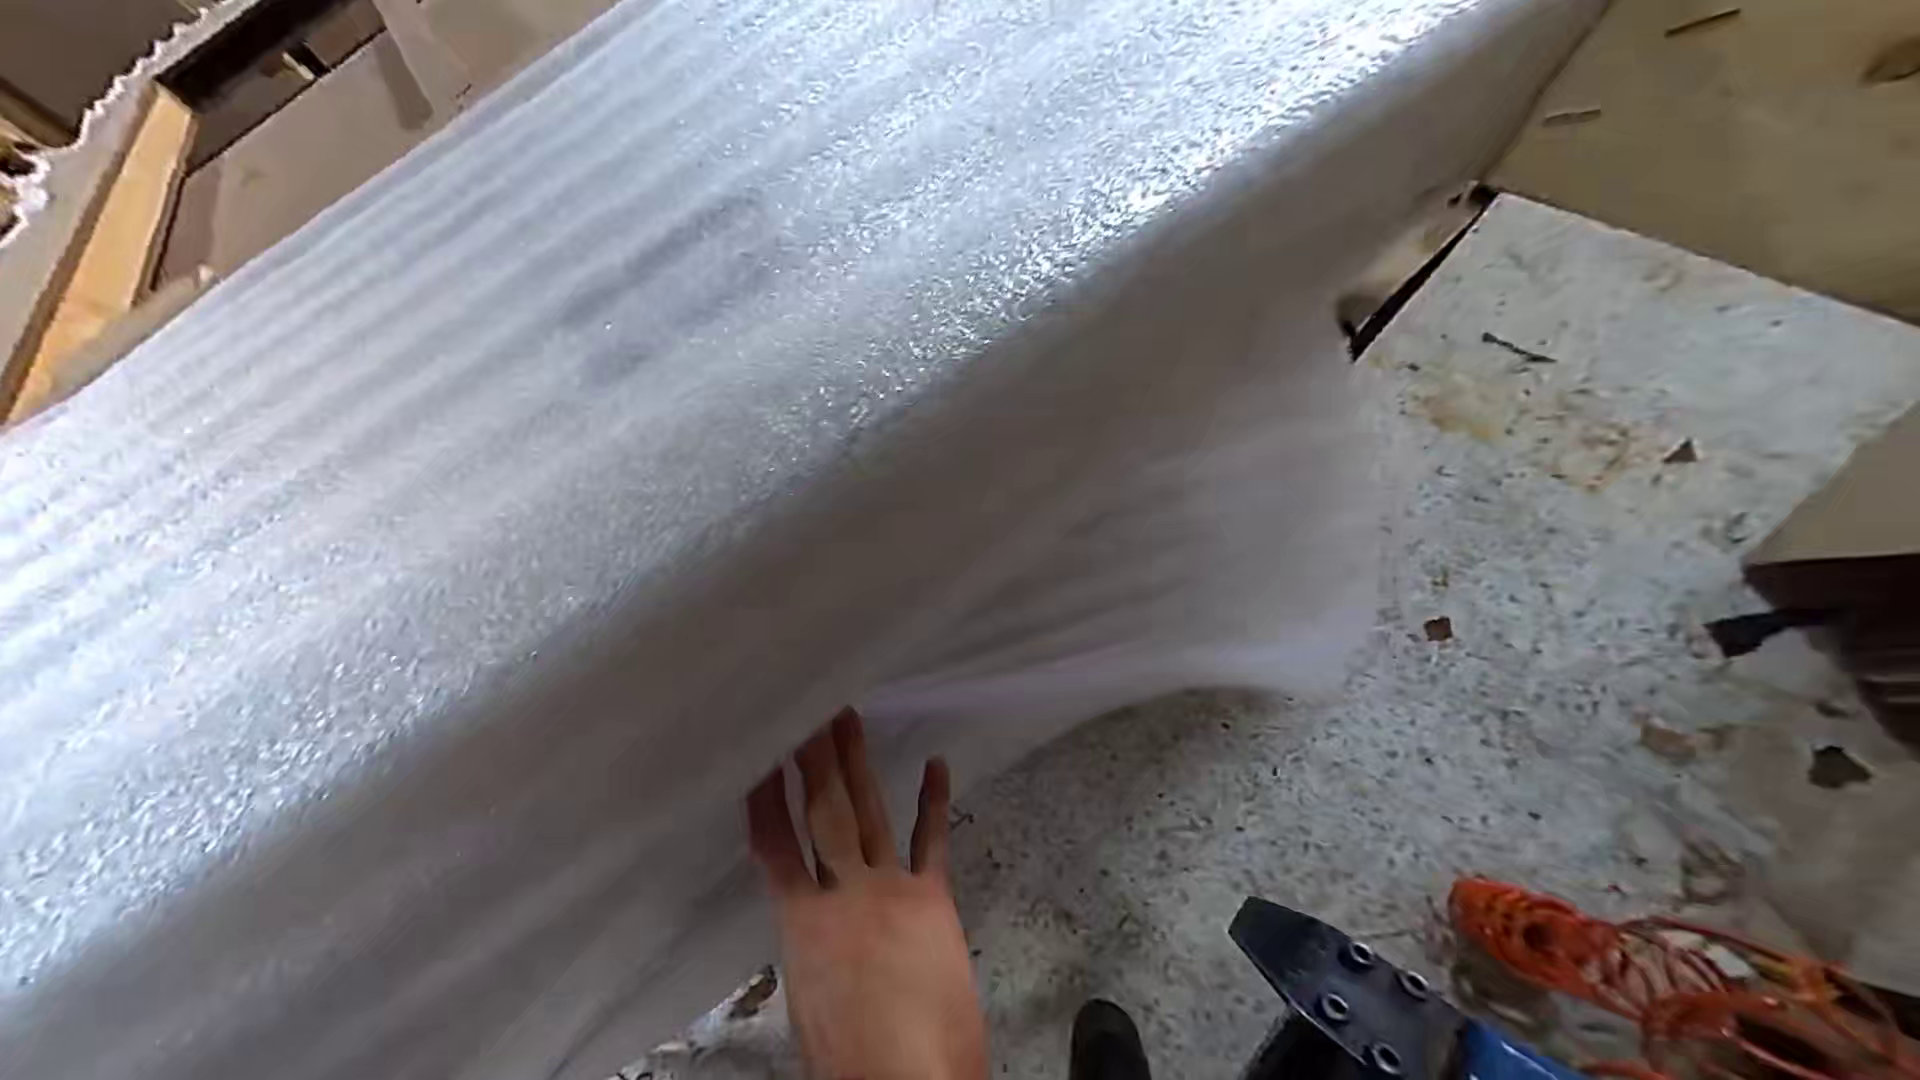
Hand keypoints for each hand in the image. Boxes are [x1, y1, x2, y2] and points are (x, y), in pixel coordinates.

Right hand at [747, 709, 987, 1079]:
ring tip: (849, 720)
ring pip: (868, 812)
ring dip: (857, 764)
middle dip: (816, 761)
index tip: (765, 760)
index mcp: (801, 923)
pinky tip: (935, 763)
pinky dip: (933, 800)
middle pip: (824, 813)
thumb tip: (814, 917)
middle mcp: (842, 892)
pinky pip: (931, 838)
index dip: (768, 801)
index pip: (775, 847)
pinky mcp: (932, 895)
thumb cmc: (851, 1058)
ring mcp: (890, 886)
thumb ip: (812, 945)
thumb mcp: (810, 1000)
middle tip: (812, 714)